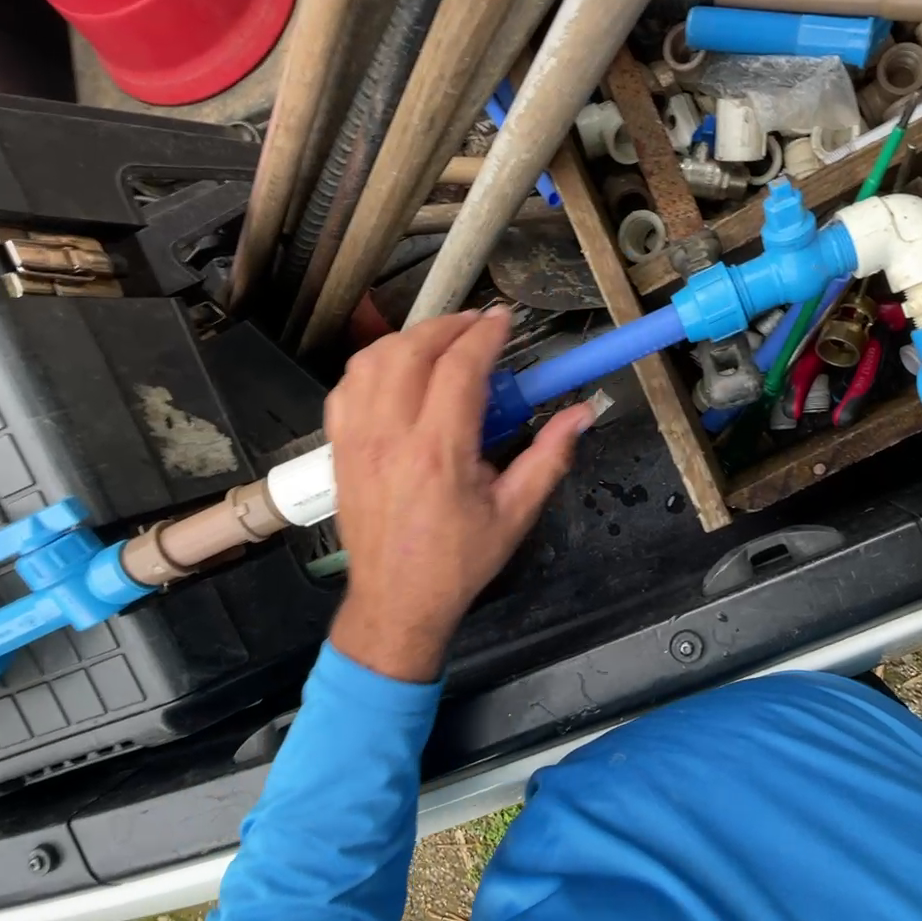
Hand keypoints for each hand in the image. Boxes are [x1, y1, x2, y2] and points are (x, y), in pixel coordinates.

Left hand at [324, 308, 595, 682]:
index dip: (485, 334)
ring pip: (372, 360)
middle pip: (412, 350)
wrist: (397, 600)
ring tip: (440, 343)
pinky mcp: (338, 448)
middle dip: (448, 326)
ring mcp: (357, 440)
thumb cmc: (459, 561)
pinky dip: (374, 365)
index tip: (503, 320)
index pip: (460, 368)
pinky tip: (397, 372)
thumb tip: (582, 413)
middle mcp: (391, 437)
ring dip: (409, 339)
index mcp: (439, 453)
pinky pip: (348, 385)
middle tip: (477, 328)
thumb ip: (549, 457)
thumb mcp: (516, 513)